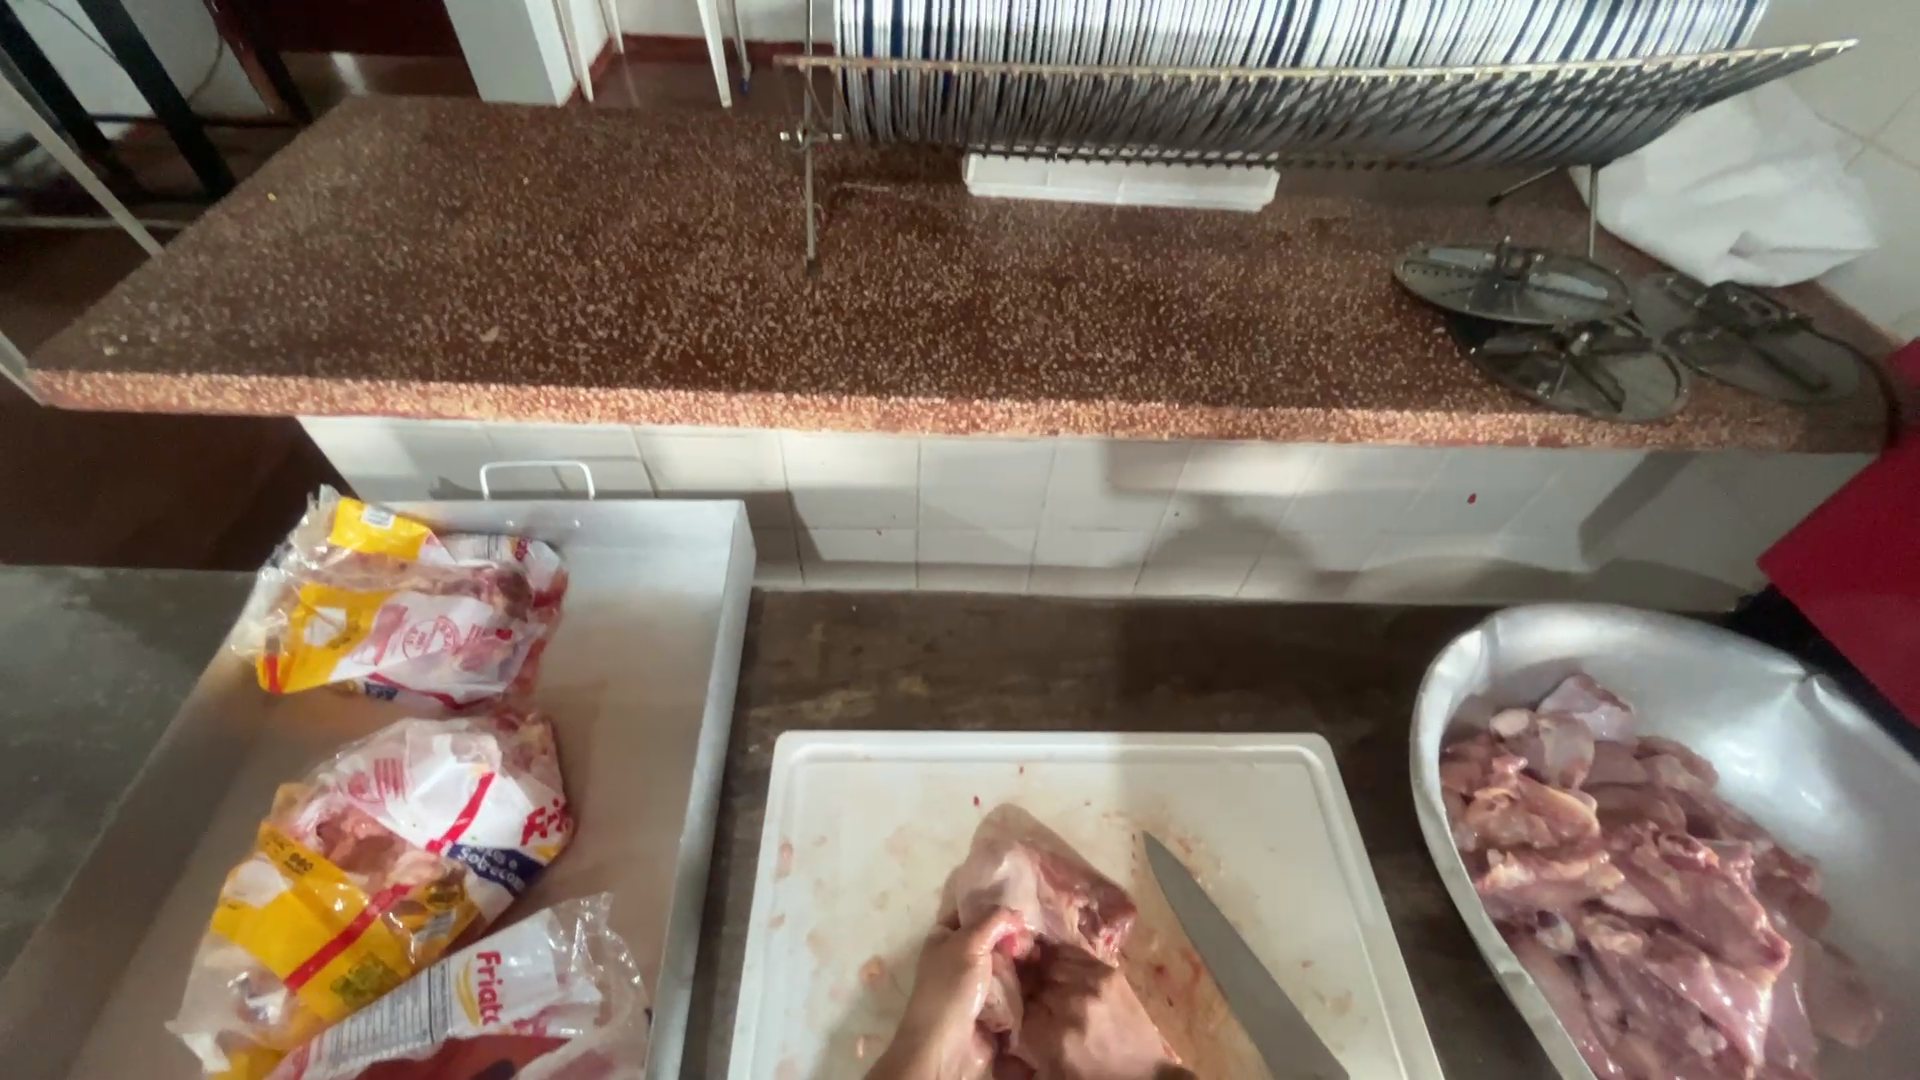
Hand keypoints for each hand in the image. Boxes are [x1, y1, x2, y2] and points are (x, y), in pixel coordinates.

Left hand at [866, 908, 1022, 1079]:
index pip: (971, 910)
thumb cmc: (951, 986)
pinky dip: (1022, 981)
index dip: (994, 906)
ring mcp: (975, 981)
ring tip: (1037, 956)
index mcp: (946, 935)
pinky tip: (1037, 973)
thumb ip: (993, 920)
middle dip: (1012, 935)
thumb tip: (1016, 911)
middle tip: (1032, 937)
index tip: (1020, 904)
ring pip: (1004, 961)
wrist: (946, 1047)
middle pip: (992, 936)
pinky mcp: (990, 1005)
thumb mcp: (969, 943)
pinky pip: (1010, 986)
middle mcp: (959, 955)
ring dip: (1020, 959)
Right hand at [1014, 945, 1190, 1079]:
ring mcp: (1093, 984)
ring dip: (1043, 972)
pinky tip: (1057, 966)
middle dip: (1028, 990)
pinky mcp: (1109, 971)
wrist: (1147, 1078)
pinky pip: (1072, 952)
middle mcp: (1073, 1005)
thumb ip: (1027, 1051)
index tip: (1015, 1013)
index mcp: (1058, 1040)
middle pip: (1034, 983)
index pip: (1019, 1011)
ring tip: (1041, 979)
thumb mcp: (1055, 1075)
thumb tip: (1004, 1027)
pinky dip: (1060, 958)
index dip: (1015, 1011)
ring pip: (1050, 963)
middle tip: (1027, 996)